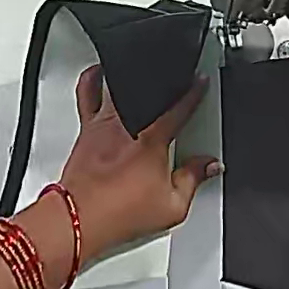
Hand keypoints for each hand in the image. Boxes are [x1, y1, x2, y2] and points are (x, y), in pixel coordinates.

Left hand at [56, 65, 218, 260]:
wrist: (80, 218)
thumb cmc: (119, 212)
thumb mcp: (172, 205)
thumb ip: (193, 179)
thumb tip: (207, 166)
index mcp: (153, 138)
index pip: (180, 107)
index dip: (194, 91)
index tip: (199, 82)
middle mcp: (127, 123)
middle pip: (148, 90)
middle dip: (164, 81)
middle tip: (173, 79)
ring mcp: (104, 122)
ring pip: (118, 85)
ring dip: (130, 77)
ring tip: (140, 70)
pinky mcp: (86, 128)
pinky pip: (86, 93)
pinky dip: (91, 78)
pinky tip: (98, 71)